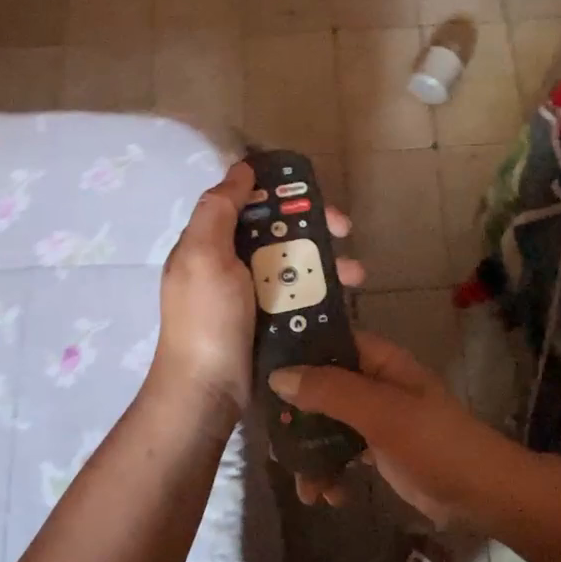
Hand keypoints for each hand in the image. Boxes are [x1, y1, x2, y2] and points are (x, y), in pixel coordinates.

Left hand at [153, 161, 362, 419]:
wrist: (207, 392)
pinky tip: (348, 296)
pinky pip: (303, 295)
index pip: (248, 202)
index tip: (314, 193)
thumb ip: (218, 210)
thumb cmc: (206, 320)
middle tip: (346, 230)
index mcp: (209, 243)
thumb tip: (241, 169)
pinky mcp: (272, 321)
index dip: (281, 191)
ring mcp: (253, 295)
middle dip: (315, 226)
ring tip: (357, 274)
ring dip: (329, 261)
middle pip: (279, 231)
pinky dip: (326, 290)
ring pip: (297, 264)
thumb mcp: (203, 257)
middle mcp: (230, 264)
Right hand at [271, 333, 517, 530]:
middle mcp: (375, 382)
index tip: (258, 375)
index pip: (328, 341)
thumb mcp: (382, 414)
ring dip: (311, 454)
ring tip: (307, 489)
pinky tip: (329, 497)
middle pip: (320, 387)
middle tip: (276, 447)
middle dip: (296, 419)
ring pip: (326, 424)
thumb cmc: (435, 444)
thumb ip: (331, 391)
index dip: (294, 353)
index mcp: (380, 361)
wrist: (482, 494)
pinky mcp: (379, 449)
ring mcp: (376, 417)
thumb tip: (278, 375)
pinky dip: (331, 472)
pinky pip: (342, 452)